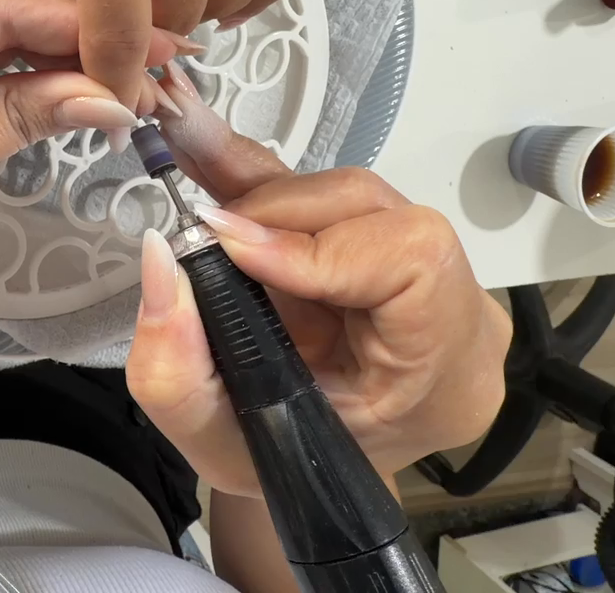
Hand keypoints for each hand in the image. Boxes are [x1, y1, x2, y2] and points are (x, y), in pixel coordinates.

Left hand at [0, 0, 186, 333]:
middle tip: (150, 68)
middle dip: (76, 40)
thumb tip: (105, 95)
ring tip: (124, 84)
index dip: (79, 23)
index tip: (149, 43)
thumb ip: (20, 116)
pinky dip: (26, 87)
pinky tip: (71, 96)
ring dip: (57, 64)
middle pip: (1, 16)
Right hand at [126, 63, 510, 496]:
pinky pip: (322, 191)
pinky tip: (202, 150)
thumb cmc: (274, 463)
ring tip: (198, 204)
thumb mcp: (209, 441)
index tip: (228, 246)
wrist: (301, 460)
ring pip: (348, 192)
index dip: (317, 245)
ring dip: (263, 194)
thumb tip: (159, 251)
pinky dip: (255, 175)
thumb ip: (173, 366)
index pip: (413, 263)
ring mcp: (426, 270)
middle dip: (275, 212)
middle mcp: (454, 311)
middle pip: (375, 210)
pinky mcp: (378, 239)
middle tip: (199, 226)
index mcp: (442, 377)